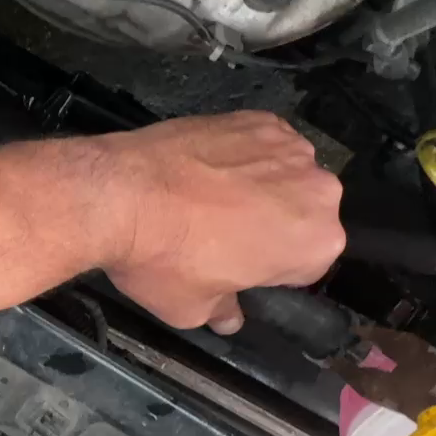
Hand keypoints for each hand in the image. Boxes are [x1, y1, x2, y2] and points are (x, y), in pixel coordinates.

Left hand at [102, 112, 344, 333]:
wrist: (118, 193)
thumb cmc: (161, 255)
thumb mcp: (189, 309)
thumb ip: (220, 312)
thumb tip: (227, 318)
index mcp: (316, 242)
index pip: (305, 265)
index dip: (269, 271)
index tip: (237, 270)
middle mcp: (318, 188)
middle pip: (300, 213)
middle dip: (266, 225)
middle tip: (214, 235)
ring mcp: (286, 146)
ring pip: (280, 175)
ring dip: (252, 186)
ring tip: (200, 199)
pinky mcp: (251, 117)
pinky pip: (254, 142)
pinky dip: (233, 154)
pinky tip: (197, 168)